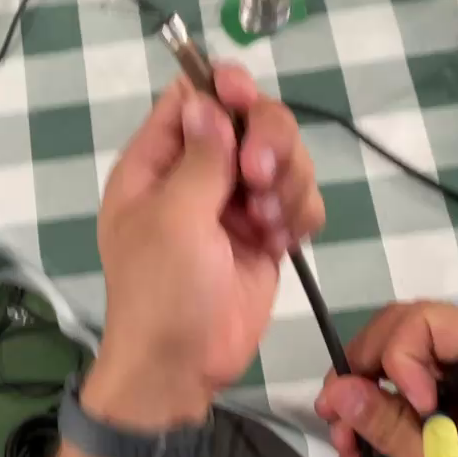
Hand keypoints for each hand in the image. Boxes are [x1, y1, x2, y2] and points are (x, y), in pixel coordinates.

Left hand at [90, 64, 325, 424]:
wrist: (182, 367)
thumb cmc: (162, 291)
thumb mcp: (174, 219)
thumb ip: (200, 158)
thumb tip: (206, 100)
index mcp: (157, 163)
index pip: (191, 99)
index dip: (221, 89)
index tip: (244, 96)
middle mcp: (197, 174)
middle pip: (250, 120)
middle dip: (268, 143)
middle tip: (261, 180)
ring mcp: (235, 203)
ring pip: (284, 158)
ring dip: (287, 185)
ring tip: (266, 227)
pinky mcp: (267, 233)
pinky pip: (300, 201)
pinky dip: (299, 217)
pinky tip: (281, 245)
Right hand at [312, 301, 457, 456]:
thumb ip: (394, 429)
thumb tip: (335, 392)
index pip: (429, 321)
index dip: (399, 358)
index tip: (410, 411)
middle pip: (403, 331)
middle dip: (363, 373)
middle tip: (337, 417)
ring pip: (393, 357)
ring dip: (361, 398)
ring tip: (344, 447)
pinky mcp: (457, 392)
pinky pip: (401, 385)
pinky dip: (375, 415)